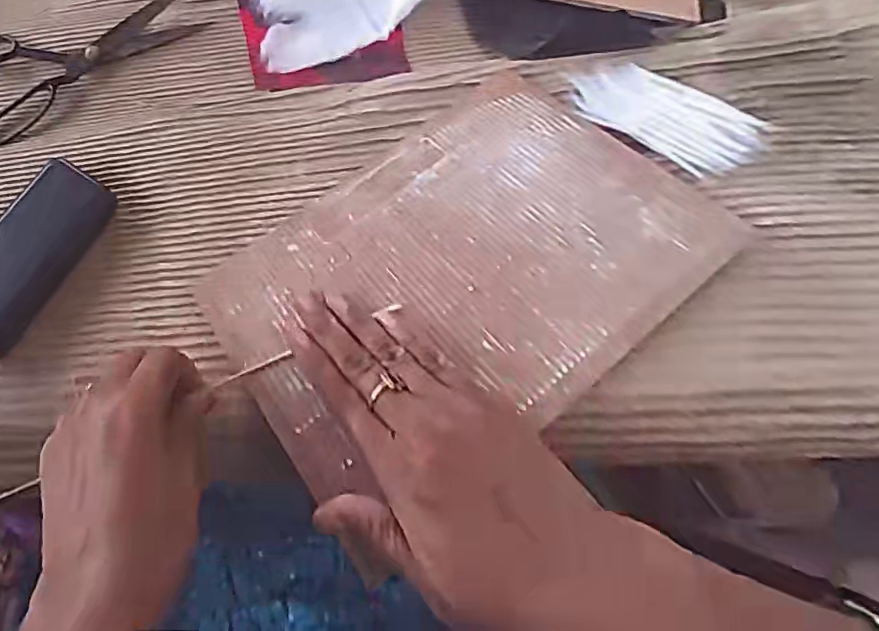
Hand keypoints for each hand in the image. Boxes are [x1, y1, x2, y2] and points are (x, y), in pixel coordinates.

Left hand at [25, 348, 207, 630]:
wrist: (91, 596)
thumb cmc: (150, 544)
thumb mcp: (185, 482)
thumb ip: (189, 425)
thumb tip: (199, 395)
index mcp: (131, 408)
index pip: (161, 357)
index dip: (186, 369)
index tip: (197, 398)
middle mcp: (93, 404)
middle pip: (129, 361)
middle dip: (156, 374)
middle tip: (176, 409)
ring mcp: (66, 424)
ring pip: (103, 384)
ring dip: (127, 394)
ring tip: (144, 436)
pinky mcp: (51, 447)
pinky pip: (81, 414)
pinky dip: (102, 418)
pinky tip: (113, 458)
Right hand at [286, 293, 641, 630]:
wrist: (586, 576)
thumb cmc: (496, 582)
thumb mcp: (426, 571)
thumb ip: (373, 527)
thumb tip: (320, 511)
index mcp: (399, 466)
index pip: (345, 400)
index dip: (315, 361)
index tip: (292, 330)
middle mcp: (422, 427)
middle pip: (365, 369)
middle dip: (329, 330)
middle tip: (302, 298)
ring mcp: (458, 409)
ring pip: (397, 356)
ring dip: (362, 323)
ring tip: (334, 296)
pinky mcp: (488, 403)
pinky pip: (440, 359)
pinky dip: (411, 335)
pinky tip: (391, 315)